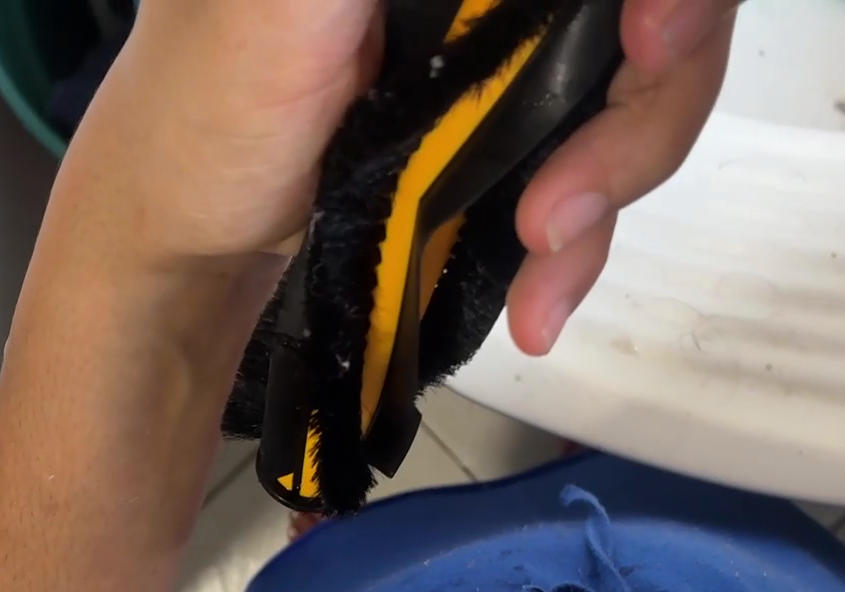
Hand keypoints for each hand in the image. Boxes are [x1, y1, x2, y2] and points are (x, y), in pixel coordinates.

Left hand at [58, 0, 740, 349]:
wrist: (195, 248)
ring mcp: (496, 60)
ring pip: (625, 105)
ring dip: (601, 211)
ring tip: (538, 290)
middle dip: (636, 119)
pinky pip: (582, 183)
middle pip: (646, 18)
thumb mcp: (283, 0)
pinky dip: (573, 252)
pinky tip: (536, 308)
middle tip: (562, 215)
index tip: (648, 40)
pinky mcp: (493, 141)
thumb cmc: (209, 120)